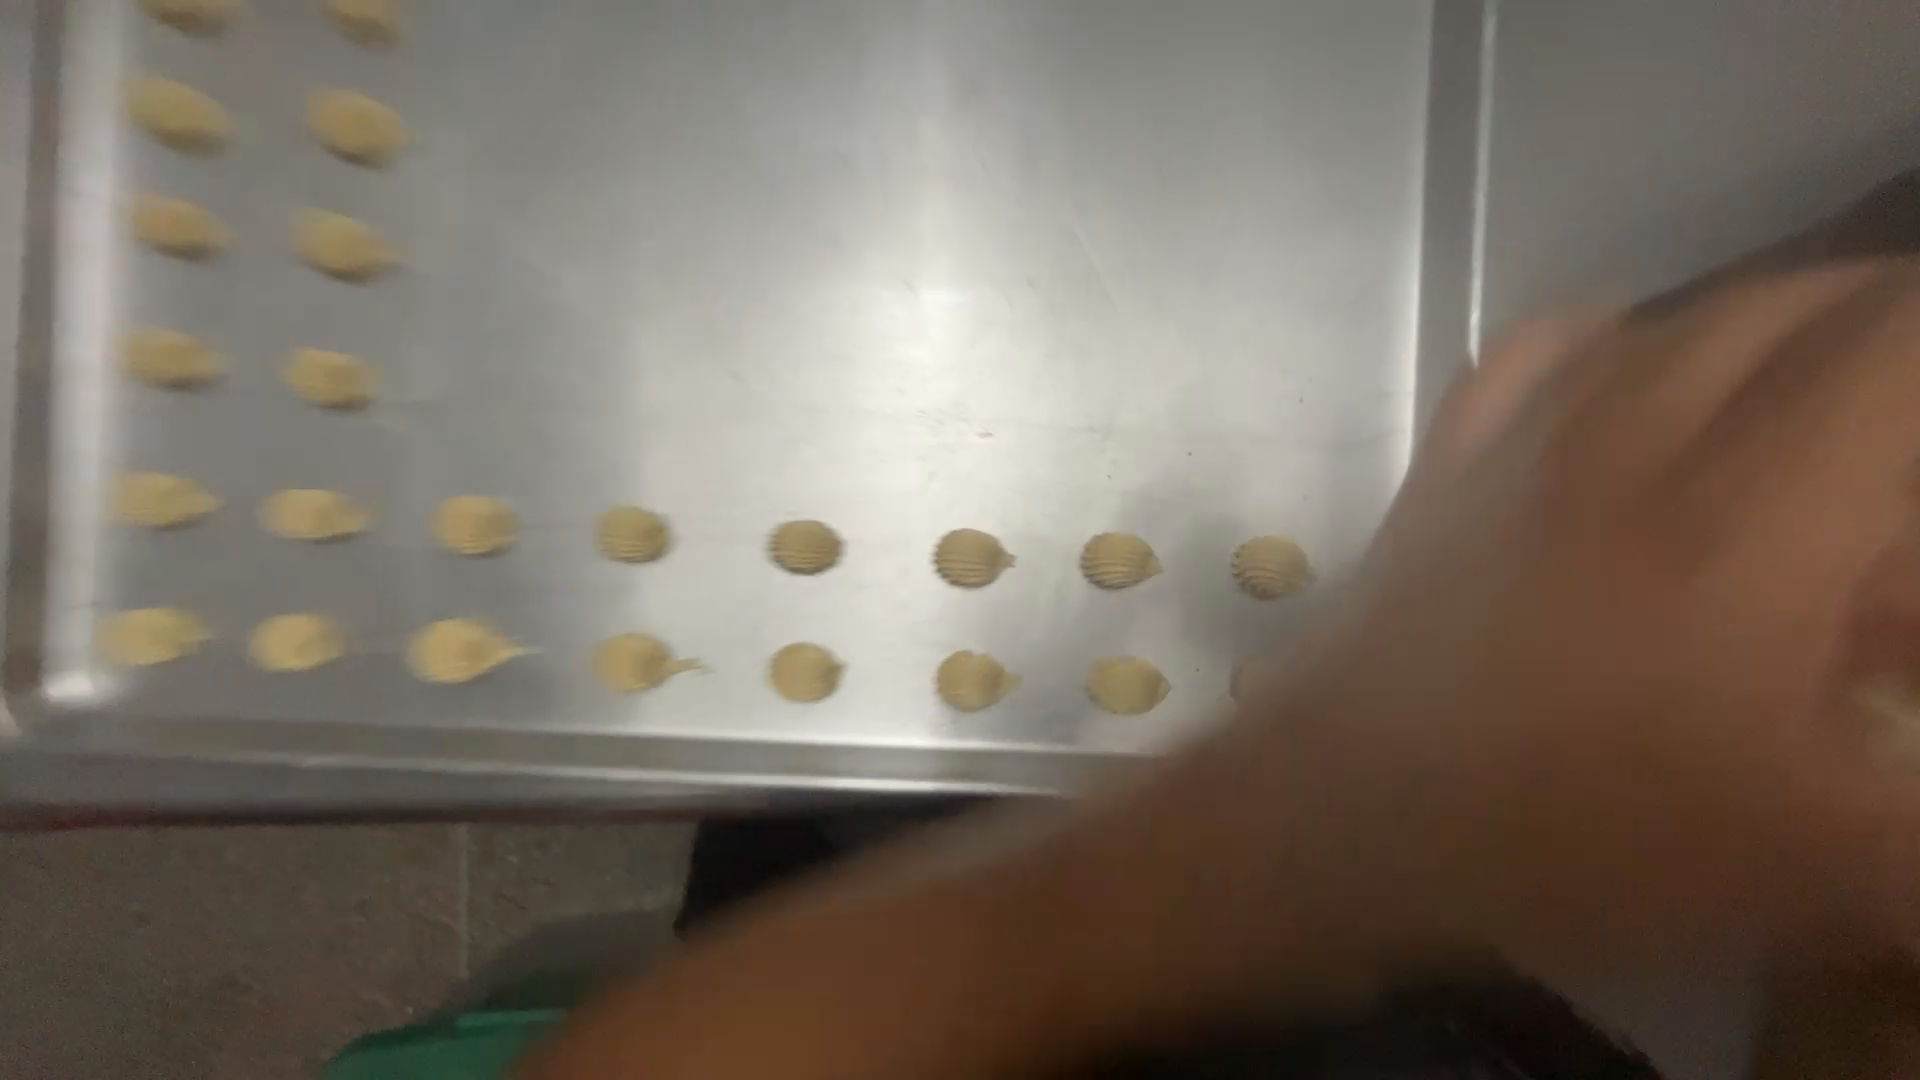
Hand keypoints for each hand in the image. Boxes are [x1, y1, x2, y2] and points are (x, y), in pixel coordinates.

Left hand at [1065, 264, 1919, 1016]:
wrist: (1350, 803)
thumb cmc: (1565, 832)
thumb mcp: (1822, 847)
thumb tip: (1904, 693)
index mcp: (1744, 518)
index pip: (1883, 345)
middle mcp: (1618, 449)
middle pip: (1763, 314)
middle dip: (1867, 323)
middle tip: (1913, 388)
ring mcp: (1502, 453)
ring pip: (1640, 327)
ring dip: (1736, 326)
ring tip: (1787, 383)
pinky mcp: (1431, 478)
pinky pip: (1511, 366)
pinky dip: (1587, 346)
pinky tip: (1614, 380)